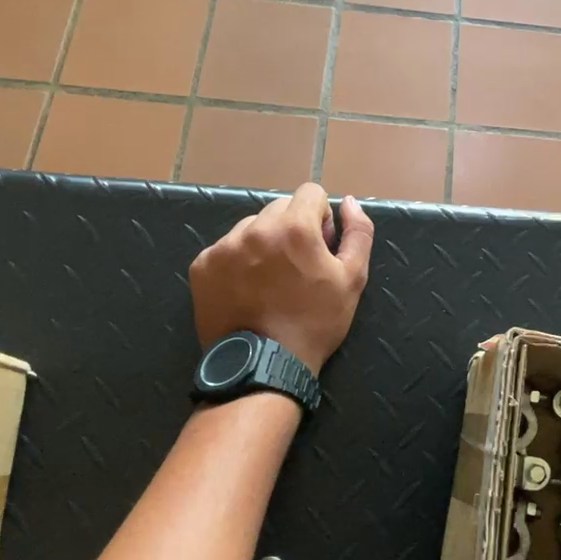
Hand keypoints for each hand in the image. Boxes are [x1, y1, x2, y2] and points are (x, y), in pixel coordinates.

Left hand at [189, 183, 374, 372]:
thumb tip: (350, 203)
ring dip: (263, 243)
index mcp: (294, 226)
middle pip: (280, 208)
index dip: (321, 217)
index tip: (320, 246)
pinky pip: (226, 249)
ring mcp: (224, 246)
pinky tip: (246, 290)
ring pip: (251, 227)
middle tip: (296, 267)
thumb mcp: (352, 280)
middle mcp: (256, 228)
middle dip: (292, 228)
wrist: (263, 366)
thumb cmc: (315, 322)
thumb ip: (358, 233)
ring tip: (269, 281)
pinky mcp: (202, 265)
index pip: (312, 193)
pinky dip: (237, 262)